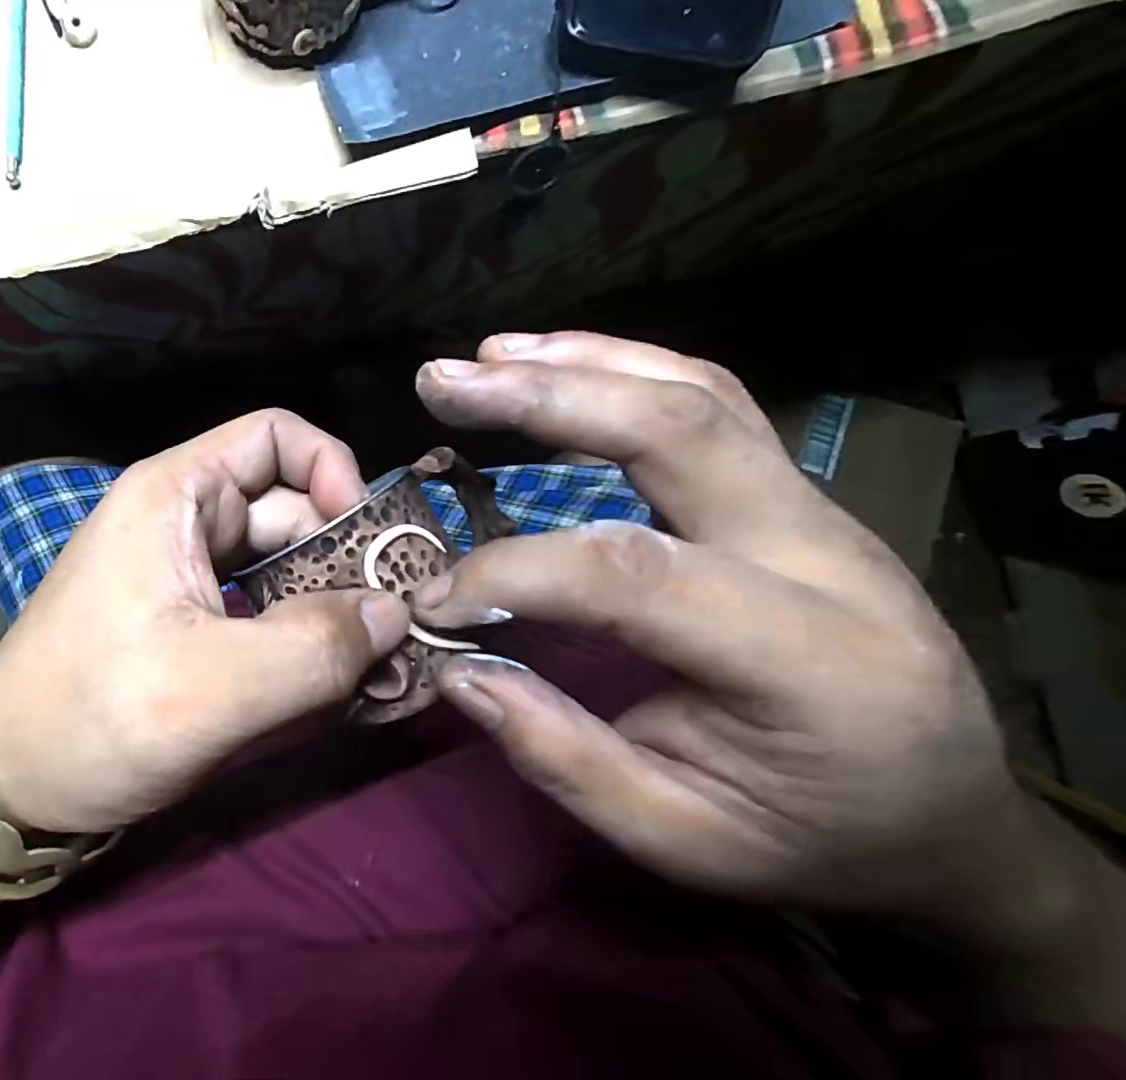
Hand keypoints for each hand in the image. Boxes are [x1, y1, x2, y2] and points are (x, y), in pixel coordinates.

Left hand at [0, 410, 410, 834]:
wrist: (4, 785)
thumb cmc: (90, 722)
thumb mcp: (212, 690)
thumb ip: (317, 649)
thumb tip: (395, 612)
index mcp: (172, 498)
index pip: (277, 438)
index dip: (336, 473)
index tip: (369, 546)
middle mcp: (177, 523)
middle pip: (289, 509)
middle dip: (342, 563)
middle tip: (389, 631)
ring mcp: (179, 576)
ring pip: (279, 569)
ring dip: (323, 614)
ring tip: (362, 672)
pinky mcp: (182, 623)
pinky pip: (256, 613)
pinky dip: (293, 642)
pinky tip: (319, 691)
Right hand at [412, 332, 1029, 923]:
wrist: (942, 817)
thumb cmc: (806, 838)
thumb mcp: (677, 837)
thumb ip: (561, 757)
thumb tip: (456, 669)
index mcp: (808, 660)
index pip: (629, 574)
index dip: (509, 572)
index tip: (432, 598)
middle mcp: (826, 557)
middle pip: (682, 432)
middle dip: (546, 398)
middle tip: (441, 381)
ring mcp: (817, 512)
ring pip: (700, 395)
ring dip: (580, 364)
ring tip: (482, 359)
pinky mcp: (790, 499)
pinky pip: (710, 405)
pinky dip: (621, 369)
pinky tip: (552, 365)